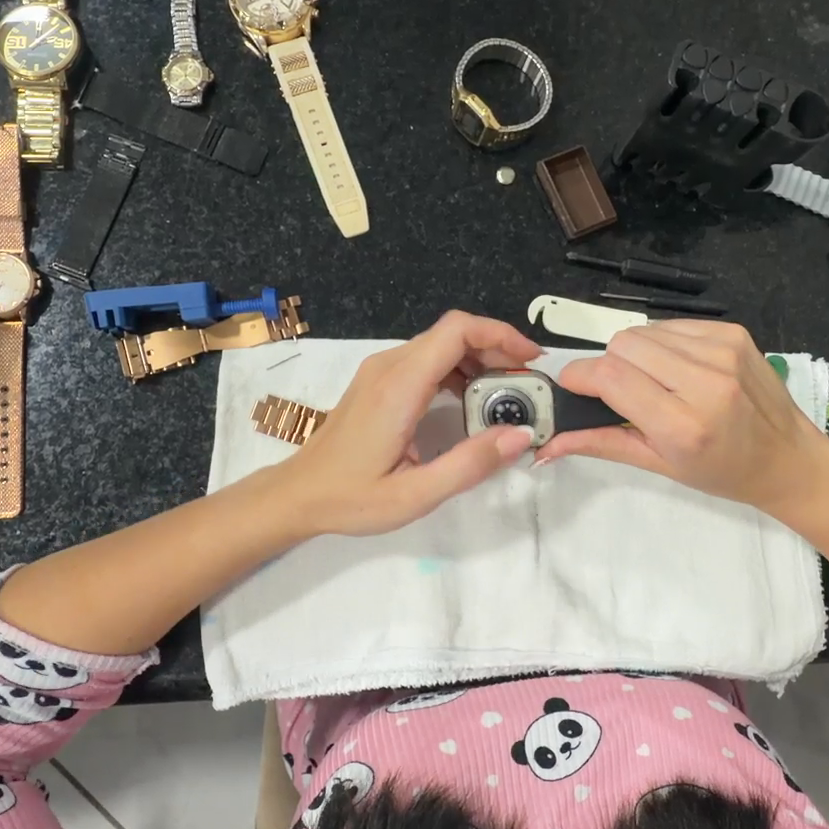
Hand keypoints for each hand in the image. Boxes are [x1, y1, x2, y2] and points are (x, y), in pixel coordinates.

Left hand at [273, 311, 540, 535]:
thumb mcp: (414, 495)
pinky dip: (457, 370)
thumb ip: (469, 465)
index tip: (531, 360)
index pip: (456, 331)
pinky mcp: (377, 382)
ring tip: (506, 395)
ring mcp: (379, 372)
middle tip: (526, 385)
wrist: (298, 494)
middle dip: (497, 350)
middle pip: (452, 333)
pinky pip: (425, 360)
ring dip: (478, 360)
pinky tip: (471, 400)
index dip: (500, 335)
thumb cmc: (350, 498)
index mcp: (399, 387)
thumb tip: (519, 435)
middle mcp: (389, 367)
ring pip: (440, 344)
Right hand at [533, 321, 828, 511]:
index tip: (571, 385)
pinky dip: (662, 344)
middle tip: (622, 392)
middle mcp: (704, 381)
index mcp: (683, 424)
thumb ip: (600, 444)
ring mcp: (722, 351)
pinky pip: (672, 325)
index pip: (611, 378)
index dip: (580, 376)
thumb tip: (545, 445)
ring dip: (636, 354)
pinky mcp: (733, 332)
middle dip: (610, 365)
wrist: (789, 458)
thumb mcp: (659, 465)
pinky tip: (677, 369)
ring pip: (644, 331)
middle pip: (623, 345)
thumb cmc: (722, 472)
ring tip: (654, 382)